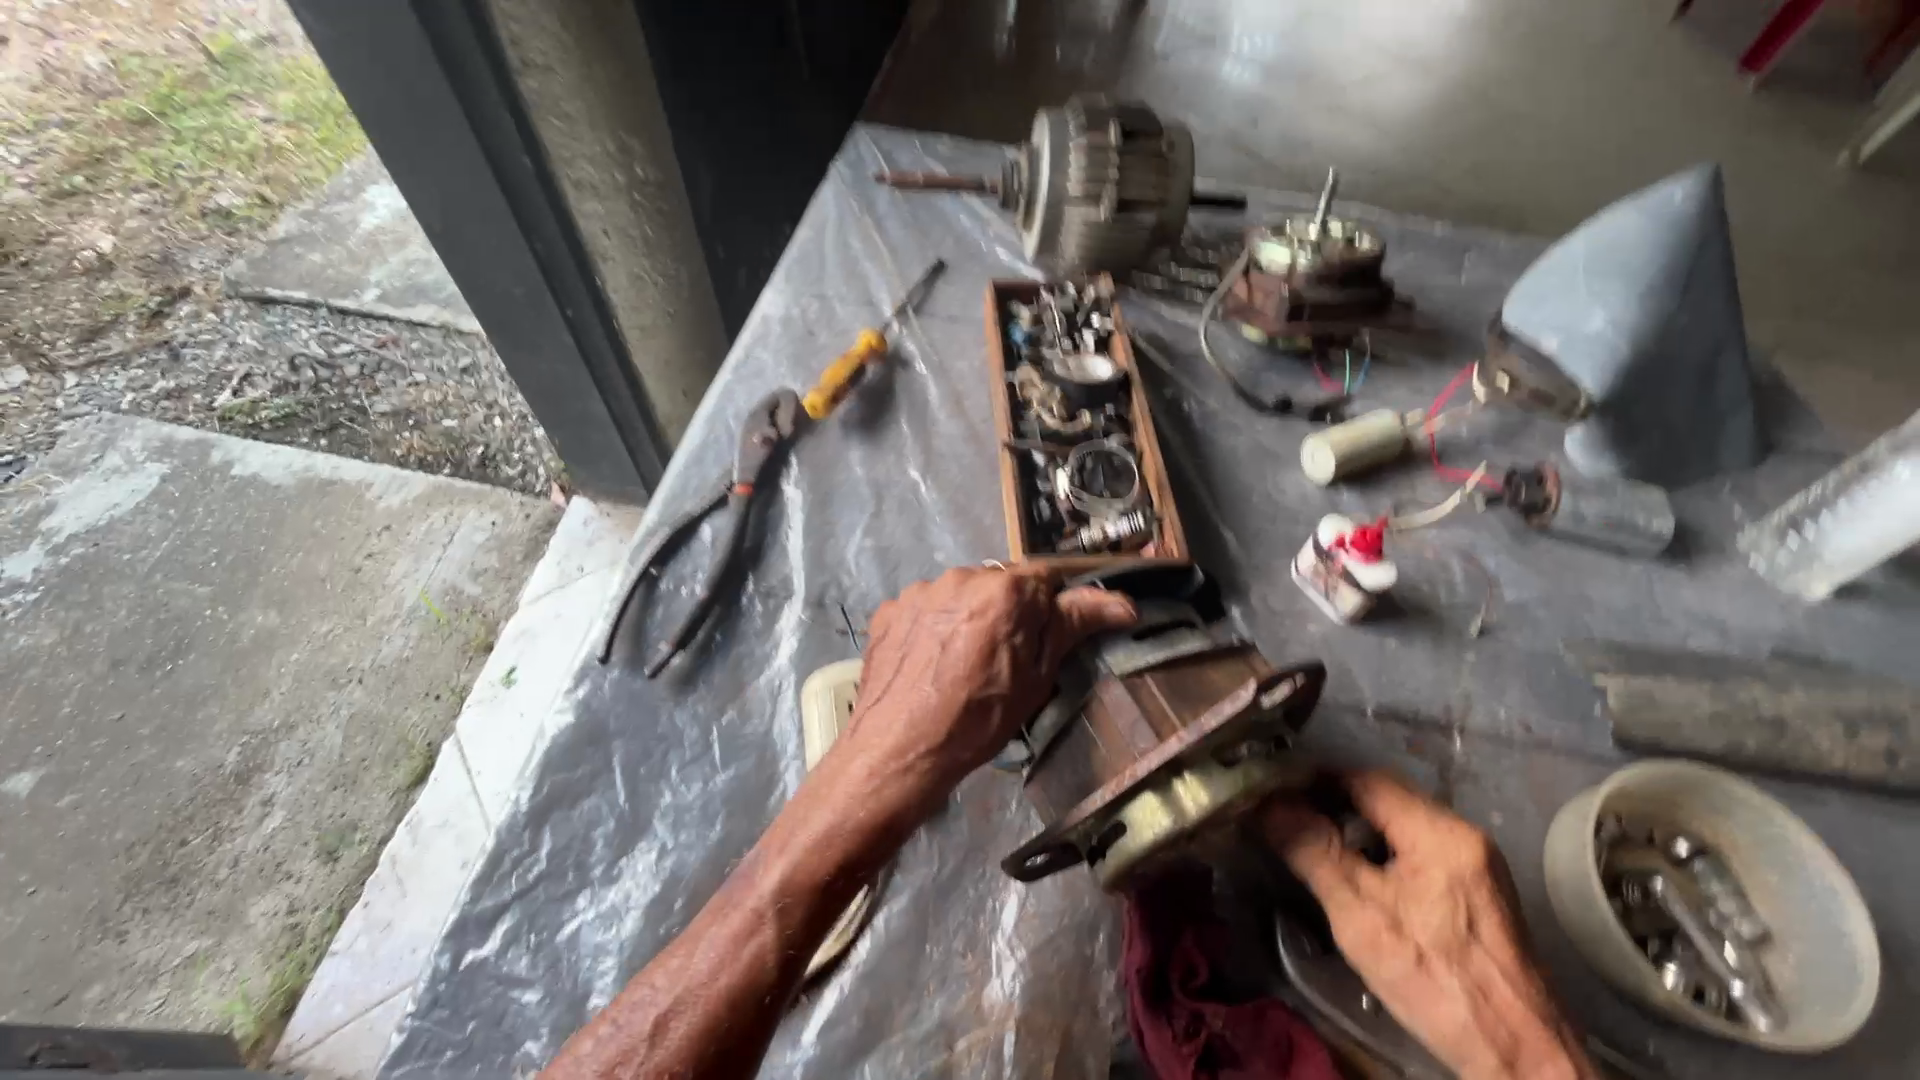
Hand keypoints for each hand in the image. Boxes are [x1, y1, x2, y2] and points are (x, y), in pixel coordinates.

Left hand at [840, 565, 1135, 813]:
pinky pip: (925, 609)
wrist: (900, 748)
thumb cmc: (979, 718)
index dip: (1050, 609)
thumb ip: (1073, 626)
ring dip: (968, 617)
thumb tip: (1123, 602)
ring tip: (960, 664)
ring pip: (960, 595)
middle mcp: (961, 576)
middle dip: (1007, 612)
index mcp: (1006, 589)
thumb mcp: (1037, 677)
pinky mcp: (890, 610)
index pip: (1045, 578)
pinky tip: (930, 664)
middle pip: (1000, 585)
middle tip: (1003, 660)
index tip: (1043, 640)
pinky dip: (933, 628)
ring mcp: (920, 591)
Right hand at [1264, 772, 1598, 1079]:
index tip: (1272, 795)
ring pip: (1399, 820)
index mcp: (1438, 832)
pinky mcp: (1477, 886)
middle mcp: (1463, 832)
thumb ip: (1312, 852)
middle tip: (1285, 820)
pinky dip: (1381, 848)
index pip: (1362, 778)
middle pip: (1383, 795)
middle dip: (1331, 802)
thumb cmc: (1434, 982)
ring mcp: (1476, 860)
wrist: (1519, 1055)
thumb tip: (1266, 804)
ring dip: (1354, 826)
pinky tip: (1359, 876)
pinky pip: (1417, 845)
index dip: (1313, 780)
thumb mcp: (1359, 916)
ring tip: (1313, 847)